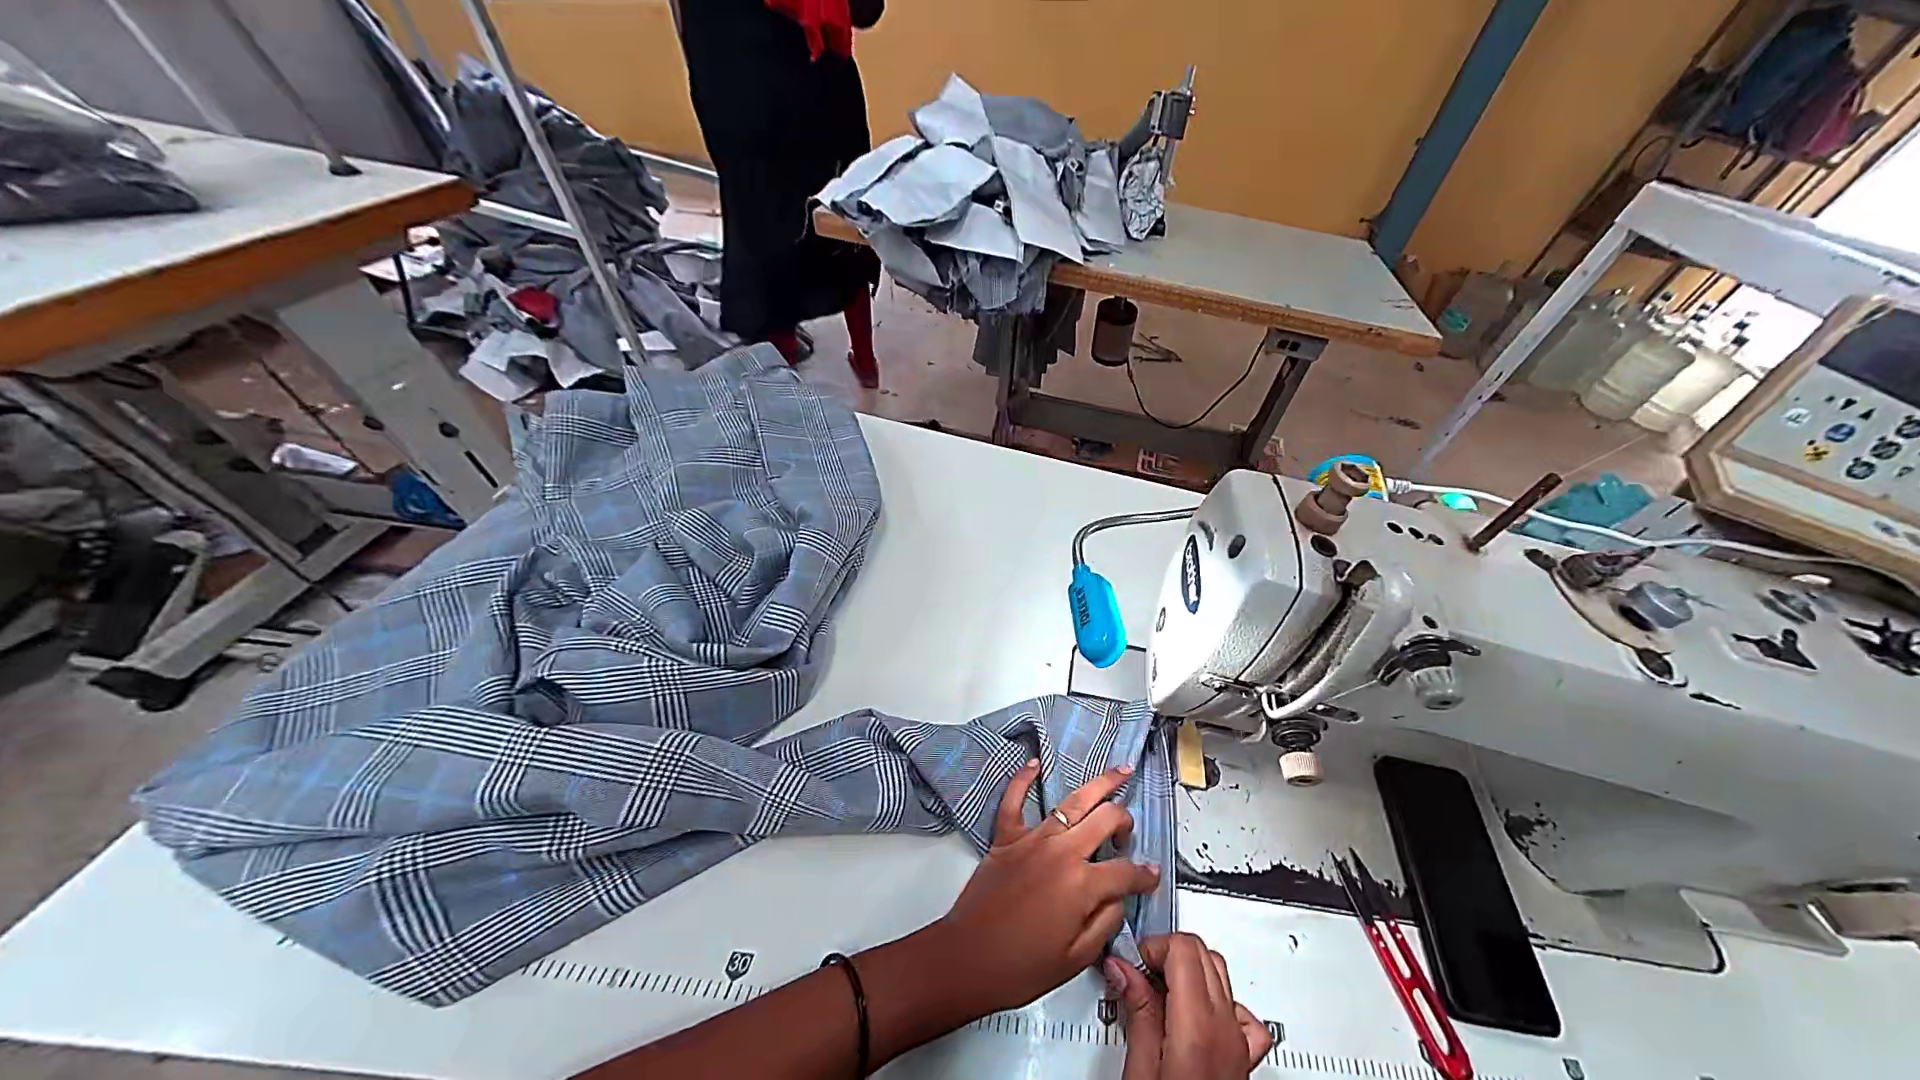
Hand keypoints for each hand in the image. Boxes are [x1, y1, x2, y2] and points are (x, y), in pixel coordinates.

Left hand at [932, 761, 1161, 1015]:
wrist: (968, 957)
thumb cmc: (1020, 966)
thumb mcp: (1077, 958)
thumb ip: (1106, 922)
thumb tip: (1119, 898)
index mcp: (1082, 885)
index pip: (1127, 872)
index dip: (1145, 875)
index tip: (1150, 876)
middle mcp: (1061, 853)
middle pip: (1106, 819)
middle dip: (1125, 822)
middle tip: (1127, 833)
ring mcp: (1033, 839)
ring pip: (1073, 801)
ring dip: (1100, 784)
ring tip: (1119, 771)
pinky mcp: (1006, 837)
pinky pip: (1015, 799)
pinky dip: (1024, 778)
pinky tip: (1035, 764)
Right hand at [1105, 933, 1271, 1079]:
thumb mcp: (1139, 1070)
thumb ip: (1137, 1011)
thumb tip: (1123, 967)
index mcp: (1199, 1028)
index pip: (1183, 949)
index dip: (1152, 948)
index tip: (1131, 963)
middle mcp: (1227, 1030)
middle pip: (1201, 953)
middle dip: (1166, 953)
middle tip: (1138, 974)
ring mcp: (1240, 1043)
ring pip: (1220, 974)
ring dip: (1189, 970)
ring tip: (1158, 991)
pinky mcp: (1244, 1058)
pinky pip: (1242, 1013)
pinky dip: (1219, 1000)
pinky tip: (1195, 1012)